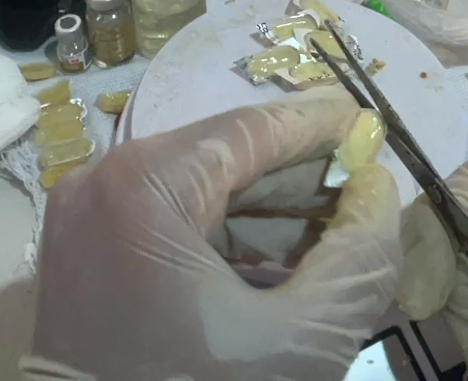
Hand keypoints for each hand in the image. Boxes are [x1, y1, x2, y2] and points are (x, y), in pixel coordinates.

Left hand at [22, 87, 401, 380]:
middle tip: (364, 177)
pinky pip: (173, 223)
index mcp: (141, 185)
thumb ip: (357, 261)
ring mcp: (88, 216)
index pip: (247, 131)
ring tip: (340, 219)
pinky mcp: (87, 252)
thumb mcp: (295, 347)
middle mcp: (103, 182)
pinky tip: (289, 253)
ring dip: (272, 208)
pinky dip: (231, 236)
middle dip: (300, 174)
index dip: (316, 125)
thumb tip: (380, 189)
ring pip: (200, 190)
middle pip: (223, 158)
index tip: (367, 120)